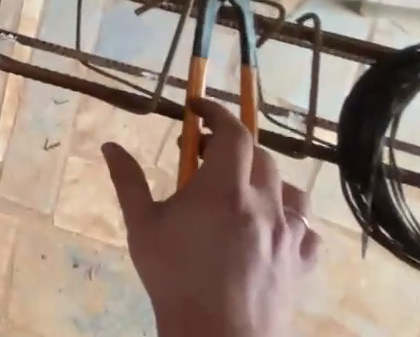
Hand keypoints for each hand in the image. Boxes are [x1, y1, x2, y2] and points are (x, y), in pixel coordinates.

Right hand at [104, 97, 321, 336]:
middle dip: (230, 142)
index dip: (216, 112)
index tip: (196, 105)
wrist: (221, 333)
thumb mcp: (141, 222)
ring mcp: (289, 236)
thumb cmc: (173, 273)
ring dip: (262, 176)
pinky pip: (308, 227)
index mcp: (223, 190)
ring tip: (236, 185)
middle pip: (260, 157)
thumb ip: (128, 180)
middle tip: (199, 149)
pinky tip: (271, 222)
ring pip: (289, 189)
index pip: (233, 134)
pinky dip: (290, 214)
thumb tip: (110, 146)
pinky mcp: (302, 262)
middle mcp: (264, 206)